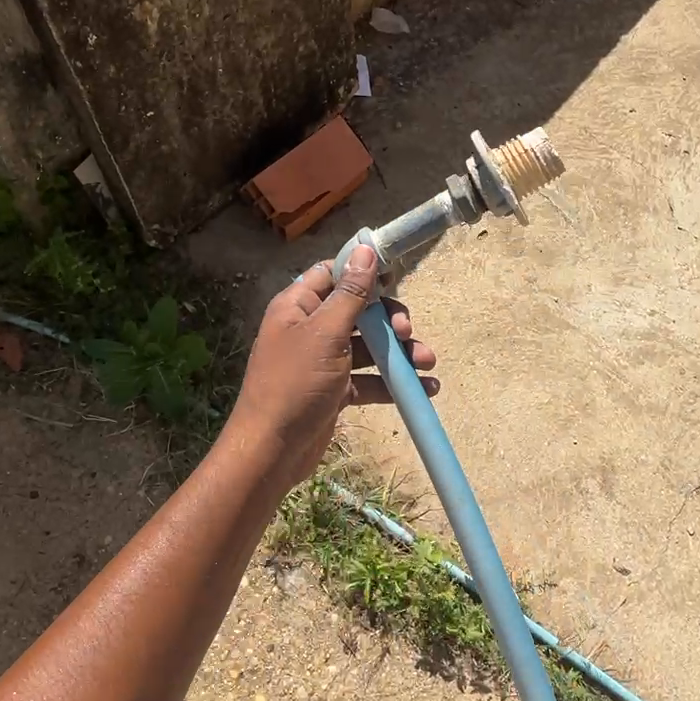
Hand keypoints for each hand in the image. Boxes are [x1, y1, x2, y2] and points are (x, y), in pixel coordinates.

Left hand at [227, 245, 438, 485]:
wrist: (271, 451)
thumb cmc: (295, 384)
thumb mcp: (326, 333)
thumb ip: (351, 293)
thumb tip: (366, 249)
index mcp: (298, 306)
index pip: (333, 275)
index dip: (363, 272)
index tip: (394, 276)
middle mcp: (310, 329)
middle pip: (358, 311)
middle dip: (389, 321)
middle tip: (408, 330)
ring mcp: (323, 361)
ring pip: (368, 347)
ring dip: (399, 353)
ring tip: (427, 363)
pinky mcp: (335, 391)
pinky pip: (369, 379)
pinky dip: (393, 383)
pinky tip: (424, 390)